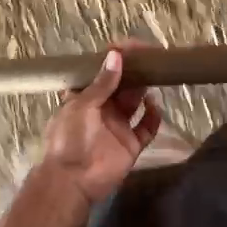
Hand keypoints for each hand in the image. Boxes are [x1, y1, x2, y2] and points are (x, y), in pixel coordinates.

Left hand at [38, 44, 161, 205]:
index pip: (101, 73)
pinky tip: (156, 105)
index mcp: (84, 97)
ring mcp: (117, 127)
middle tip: (150, 57)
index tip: (129, 46)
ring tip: (155, 75)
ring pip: (135, 103)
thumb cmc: (70, 138)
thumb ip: (102, 83)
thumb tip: (116, 55)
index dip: (114, 59)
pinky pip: (147, 127)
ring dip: (144, 90)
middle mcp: (102, 109)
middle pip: (121, 85)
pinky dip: (154, 116)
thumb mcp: (82, 105)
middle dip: (134, 71)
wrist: (73, 180)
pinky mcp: (131, 145)